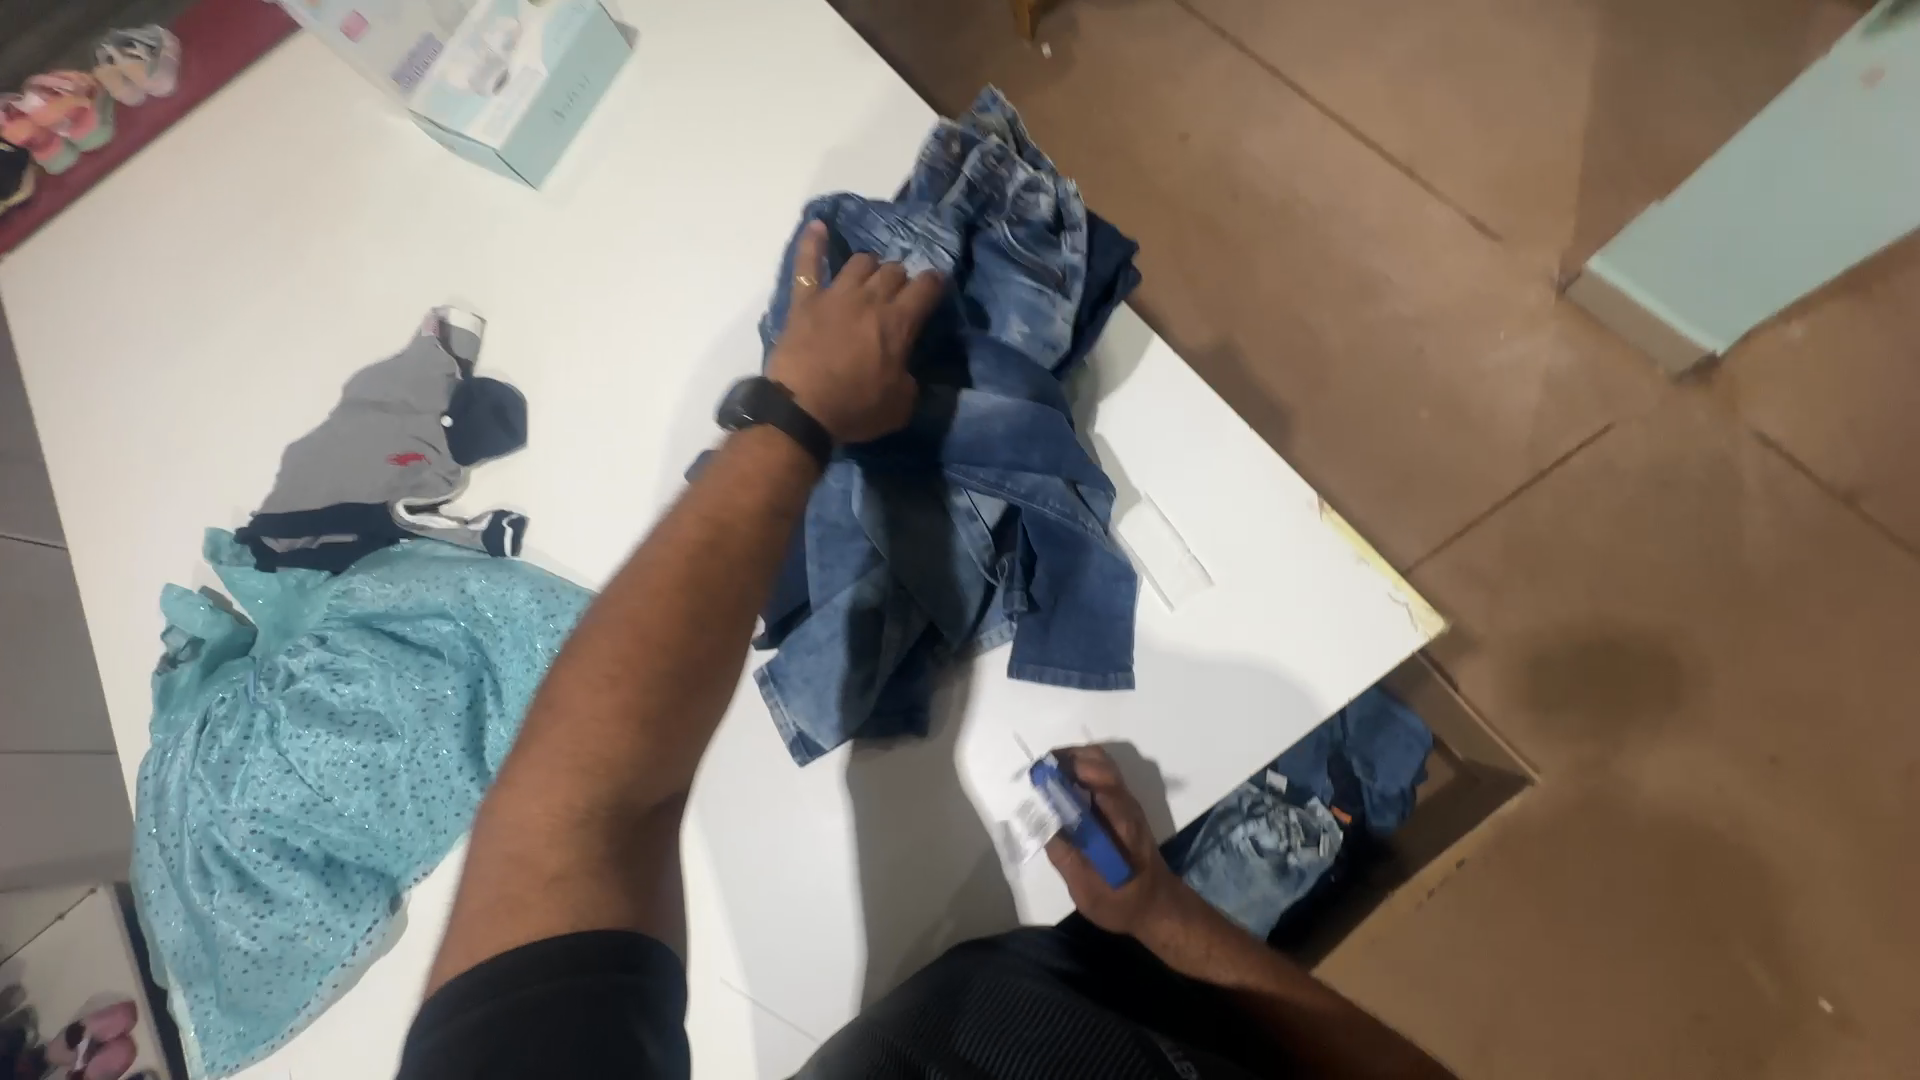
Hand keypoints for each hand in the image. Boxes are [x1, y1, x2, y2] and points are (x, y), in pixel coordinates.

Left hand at [766, 220, 944, 443]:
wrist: (801, 410)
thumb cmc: (855, 409)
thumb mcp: (900, 405)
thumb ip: (910, 380)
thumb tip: (906, 371)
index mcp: (898, 322)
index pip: (927, 287)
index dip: (936, 283)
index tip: (938, 287)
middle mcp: (870, 299)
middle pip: (894, 271)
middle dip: (902, 279)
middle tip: (900, 295)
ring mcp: (835, 295)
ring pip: (860, 262)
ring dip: (871, 267)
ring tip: (870, 279)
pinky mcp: (804, 301)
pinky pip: (808, 264)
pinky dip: (813, 243)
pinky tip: (818, 227)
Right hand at [1044, 745, 1187, 939]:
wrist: (1158, 908)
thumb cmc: (1122, 901)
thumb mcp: (1086, 888)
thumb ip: (1063, 853)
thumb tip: (1040, 820)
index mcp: (1118, 818)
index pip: (1091, 776)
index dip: (1061, 770)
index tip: (1037, 777)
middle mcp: (1125, 802)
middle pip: (1097, 760)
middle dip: (1065, 759)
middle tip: (1039, 774)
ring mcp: (1126, 802)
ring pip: (1100, 764)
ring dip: (1073, 763)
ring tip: (1048, 779)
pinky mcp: (1123, 807)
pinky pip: (1101, 776)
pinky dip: (1080, 773)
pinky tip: (1063, 792)